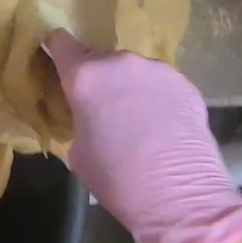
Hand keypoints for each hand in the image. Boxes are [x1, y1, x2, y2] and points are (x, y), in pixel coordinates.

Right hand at [43, 30, 241, 242]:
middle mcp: (120, 62)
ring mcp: (156, 70)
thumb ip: (80, 117)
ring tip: (138, 121)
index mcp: (85, 76)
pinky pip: (160, 84)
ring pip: (132, 71)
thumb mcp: (78, 150)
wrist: (182, 200)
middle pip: (99, 59)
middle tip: (102, 109)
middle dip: (97, 79)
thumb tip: (91, 113)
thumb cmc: (118, 180)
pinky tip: (163, 126)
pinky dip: (156, 98)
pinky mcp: (185, 83)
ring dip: (129, 87)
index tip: (57, 62)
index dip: (56, 50)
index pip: (60, 42)